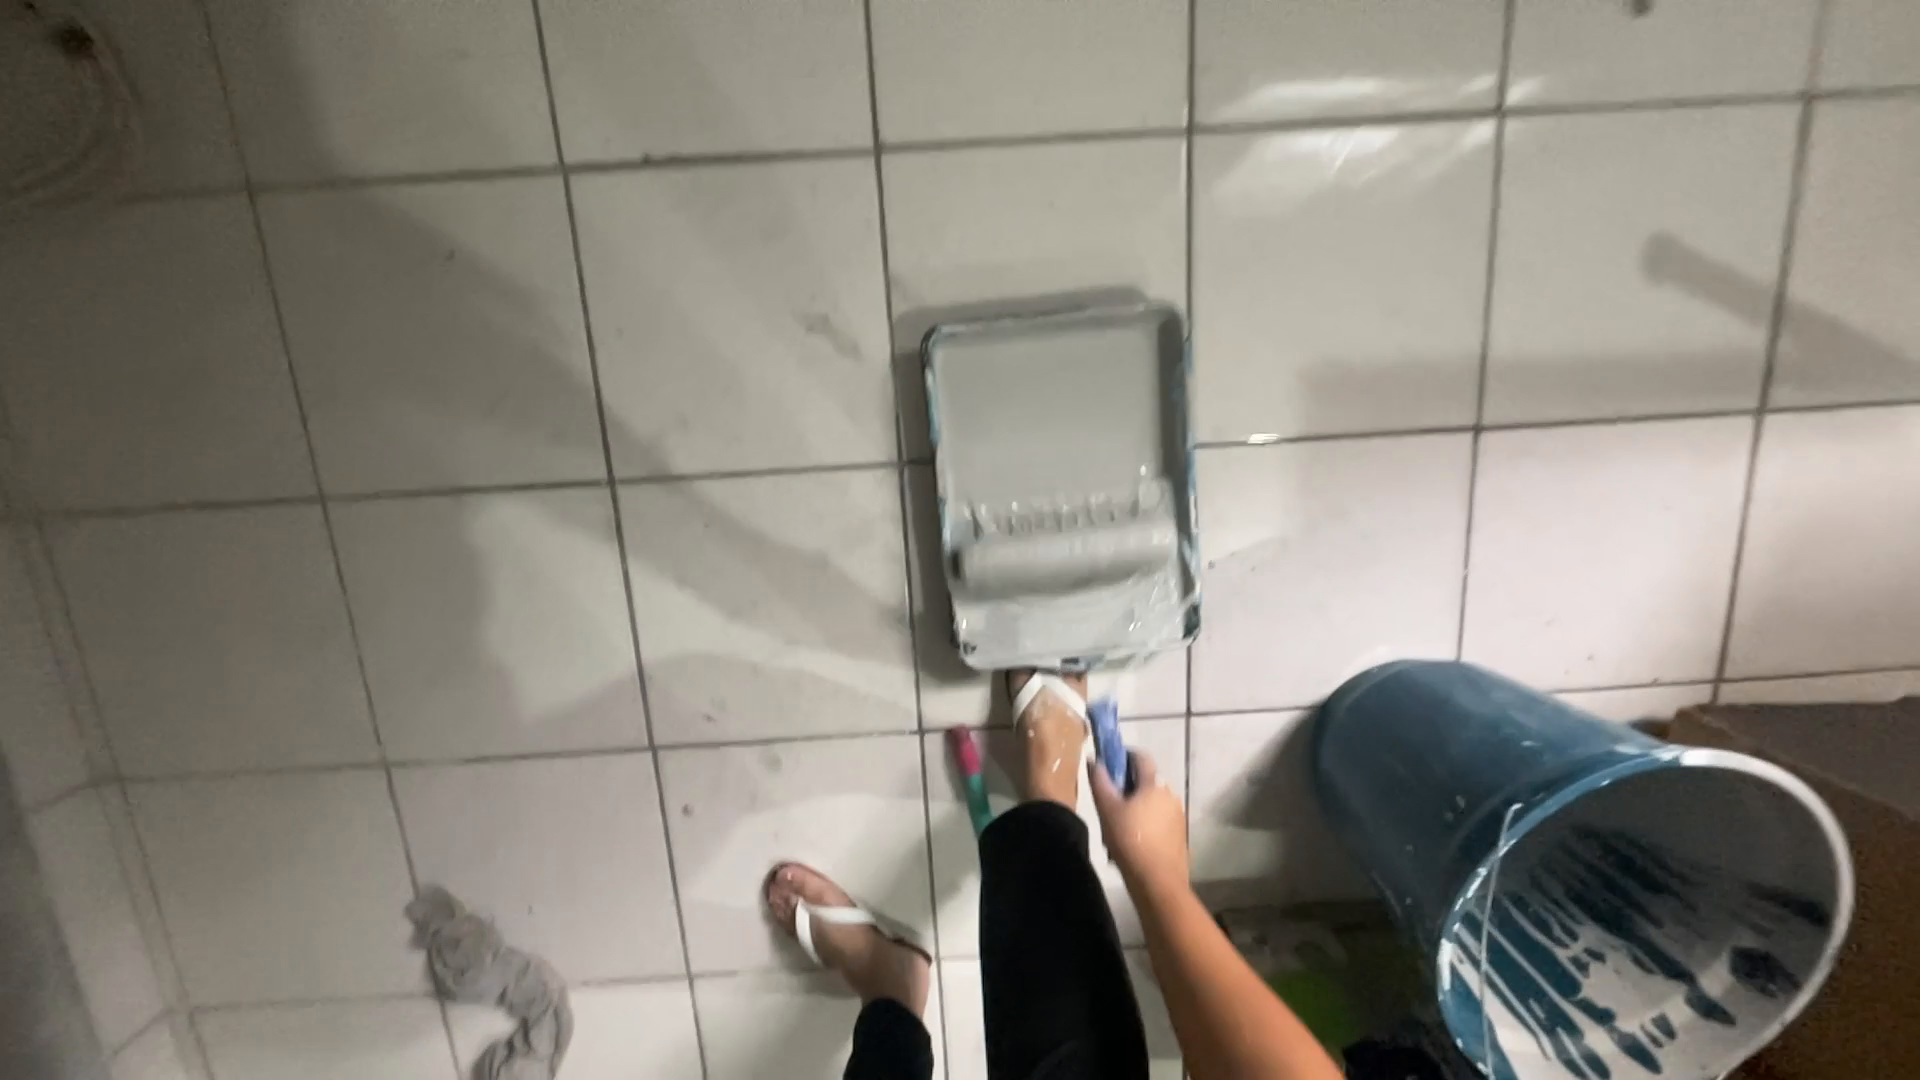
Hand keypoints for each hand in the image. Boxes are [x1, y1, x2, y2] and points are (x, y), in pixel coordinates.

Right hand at [1087, 751, 1188, 895]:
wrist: (1158, 883)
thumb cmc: (1130, 840)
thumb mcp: (1107, 810)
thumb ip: (1100, 782)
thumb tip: (1095, 760)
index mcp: (1154, 784)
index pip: (1140, 756)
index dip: (1123, 756)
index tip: (1108, 767)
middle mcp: (1170, 794)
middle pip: (1145, 781)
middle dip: (1126, 788)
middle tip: (1108, 804)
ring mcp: (1178, 816)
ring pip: (1152, 802)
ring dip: (1135, 808)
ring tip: (1117, 828)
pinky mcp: (1180, 835)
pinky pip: (1159, 821)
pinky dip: (1146, 824)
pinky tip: (1132, 843)